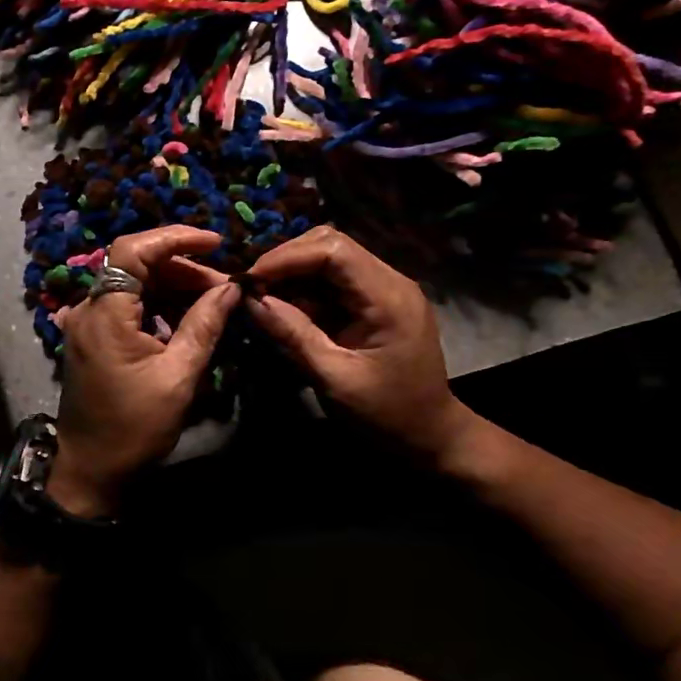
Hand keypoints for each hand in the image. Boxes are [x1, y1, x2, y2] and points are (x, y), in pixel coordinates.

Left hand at [52, 226, 240, 516]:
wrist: (91, 470)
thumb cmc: (134, 427)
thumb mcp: (178, 376)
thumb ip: (204, 325)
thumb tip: (232, 288)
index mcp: (105, 313)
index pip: (134, 250)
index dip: (175, 238)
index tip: (215, 244)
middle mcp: (88, 310)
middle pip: (136, 266)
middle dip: (183, 268)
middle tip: (224, 287)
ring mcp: (86, 324)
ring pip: (132, 285)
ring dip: (172, 287)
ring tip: (213, 302)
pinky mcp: (91, 339)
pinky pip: (125, 307)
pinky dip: (156, 305)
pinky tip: (185, 318)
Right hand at [243, 225, 469, 459]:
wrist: (430, 436)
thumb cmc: (386, 413)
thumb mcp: (334, 379)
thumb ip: (294, 336)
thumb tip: (250, 301)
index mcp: (388, 297)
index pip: (333, 250)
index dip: (286, 257)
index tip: (251, 280)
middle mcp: (390, 282)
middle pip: (331, 245)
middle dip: (286, 260)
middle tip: (252, 288)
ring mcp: (384, 290)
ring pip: (330, 259)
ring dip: (293, 273)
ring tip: (261, 297)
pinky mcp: (375, 302)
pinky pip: (334, 281)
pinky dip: (305, 289)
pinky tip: (283, 308)